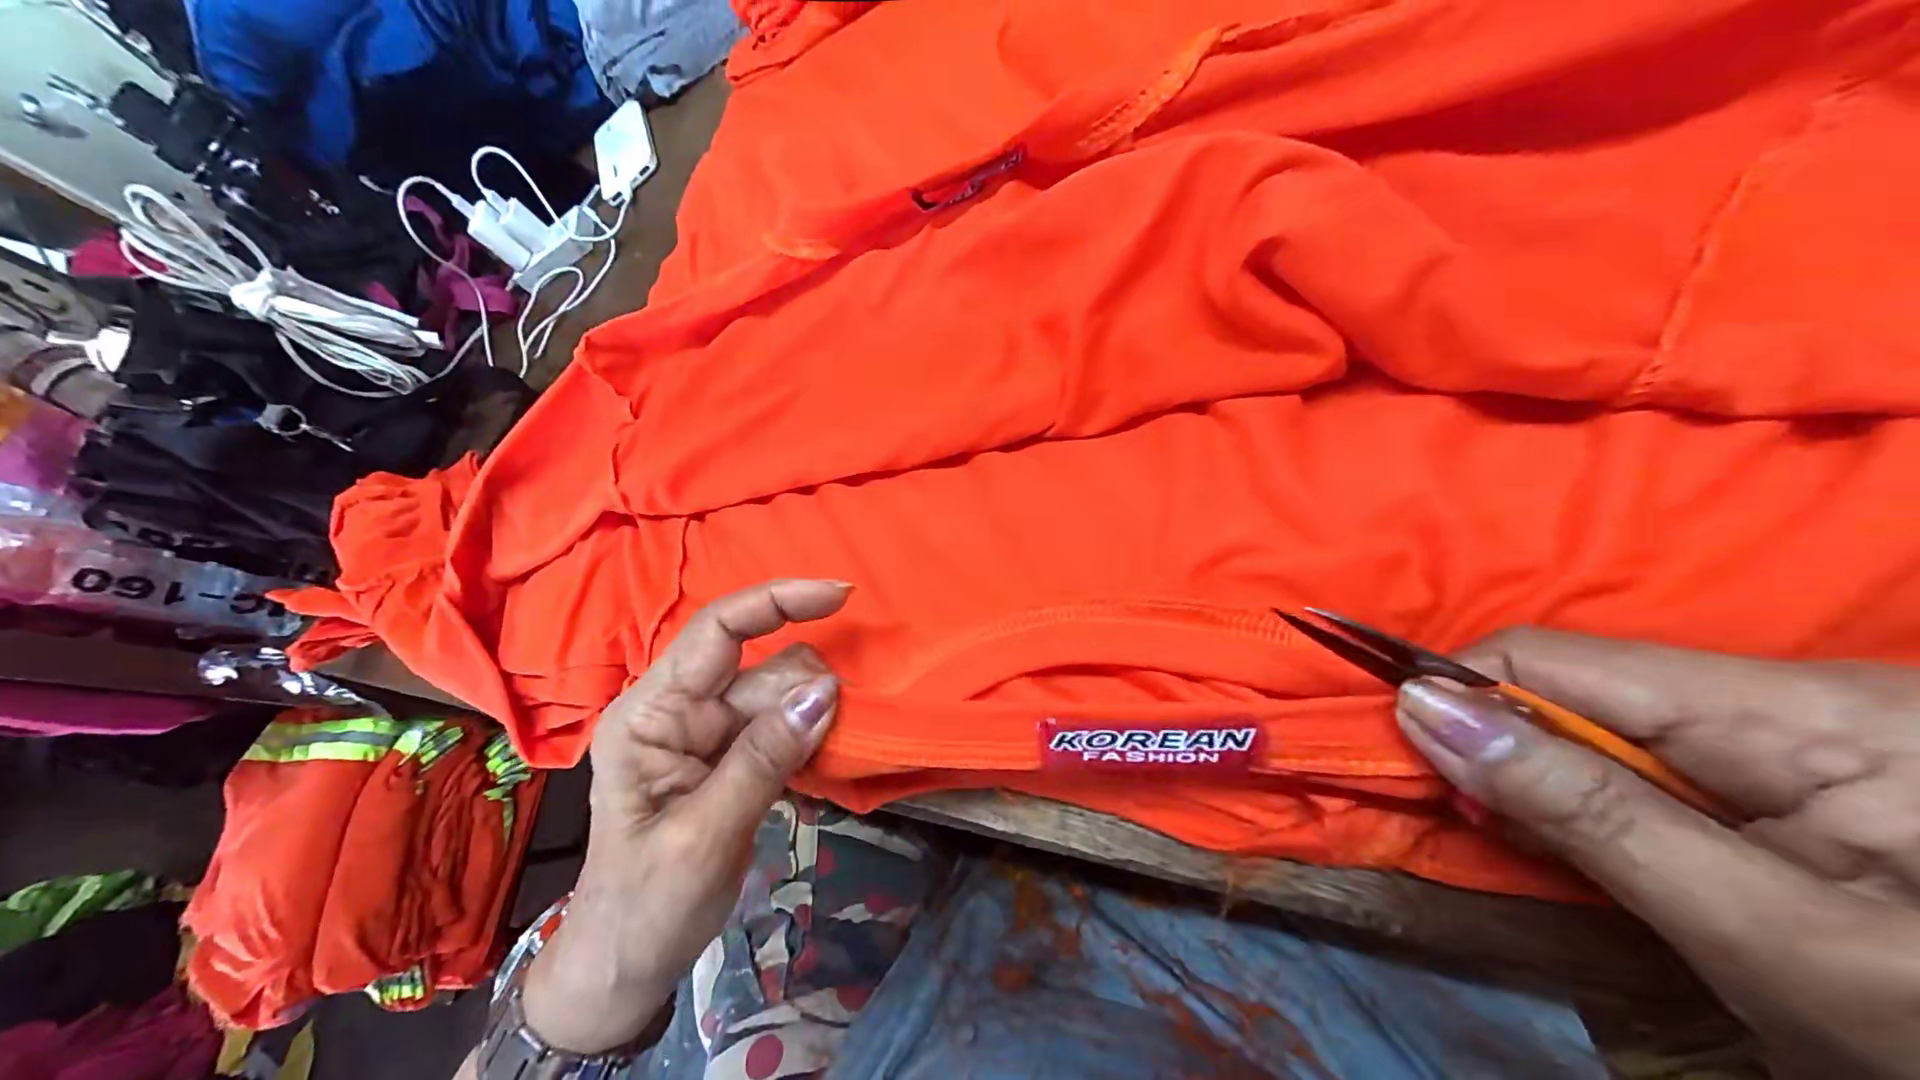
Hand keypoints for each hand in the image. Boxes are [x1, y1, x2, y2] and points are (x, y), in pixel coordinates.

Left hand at [520, 579, 849, 1053]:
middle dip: (805, 687)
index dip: (777, 601)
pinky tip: (822, 757)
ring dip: (812, 715)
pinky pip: (785, 726)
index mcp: (650, 713)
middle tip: (820, 745)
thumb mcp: (704, 835)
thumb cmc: (646, 904)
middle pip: (761, 665)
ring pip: (780, 695)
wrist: (628, 965)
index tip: (840, 595)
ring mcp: (708, 732)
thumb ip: (763, 759)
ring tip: (818, 763)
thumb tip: (826, 691)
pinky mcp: (733, 756)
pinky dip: (809, 733)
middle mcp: (679, 709)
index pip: (717, 630)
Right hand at [1395, 629, 1919, 1079]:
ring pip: (1607, 719)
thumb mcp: (1769, 940)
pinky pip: (1657, 753)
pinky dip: (1603, 796)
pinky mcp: (1810, 765)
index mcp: (1799, 712)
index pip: (1554, 659)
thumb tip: (1420, 709)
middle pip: (1577, 684)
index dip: (1462, 696)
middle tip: (1496, 830)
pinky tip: (1615, 843)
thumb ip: (1584, 811)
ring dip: (1552, 778)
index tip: (1420, 765)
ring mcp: (1805, 728)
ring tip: (1556, 849)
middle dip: (1508, 748)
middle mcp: (1794, 693)